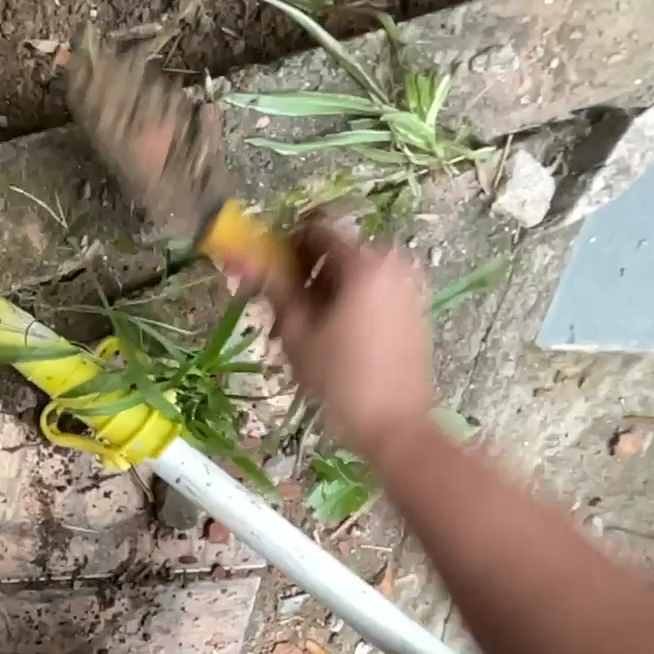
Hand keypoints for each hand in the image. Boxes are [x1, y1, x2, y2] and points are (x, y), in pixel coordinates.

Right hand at [264, 219, 436, 459]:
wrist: (392, 420)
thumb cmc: (339, 377)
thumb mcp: (297, 331)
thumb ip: (272, 287)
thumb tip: (243, 257)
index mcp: (364, 262)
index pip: (313, 232)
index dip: (281, 248)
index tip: (261, 276)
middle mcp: (391, 263)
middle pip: (331, 254)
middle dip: (300, 278)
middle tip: (278, 316)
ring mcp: (405, 285)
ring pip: (347, 276)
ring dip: (318, 296)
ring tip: (299, 336)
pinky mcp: (410, 307)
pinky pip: (366, 292)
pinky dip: (342, 306)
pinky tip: (325, 341)